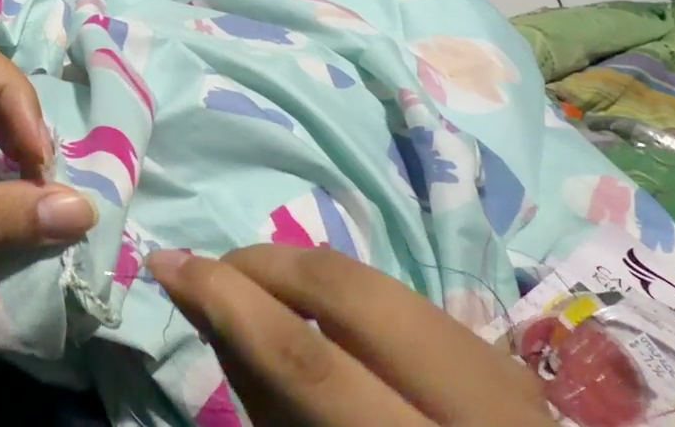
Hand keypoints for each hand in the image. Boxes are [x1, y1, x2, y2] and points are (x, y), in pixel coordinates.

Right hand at [146, 245, 554, 426]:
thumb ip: (256, 385)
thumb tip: (197, 292)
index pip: (310, 359)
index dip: (228, 301)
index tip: (166, 263)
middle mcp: (479, 412)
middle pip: (352, 295)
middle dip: (265, 266)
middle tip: (212, 269)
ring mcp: (507, 382)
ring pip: (378, 283)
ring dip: (300, 273)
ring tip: (255, 286)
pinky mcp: (508, 361)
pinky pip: (404, 298)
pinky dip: (344, 295)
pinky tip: (316, 312)